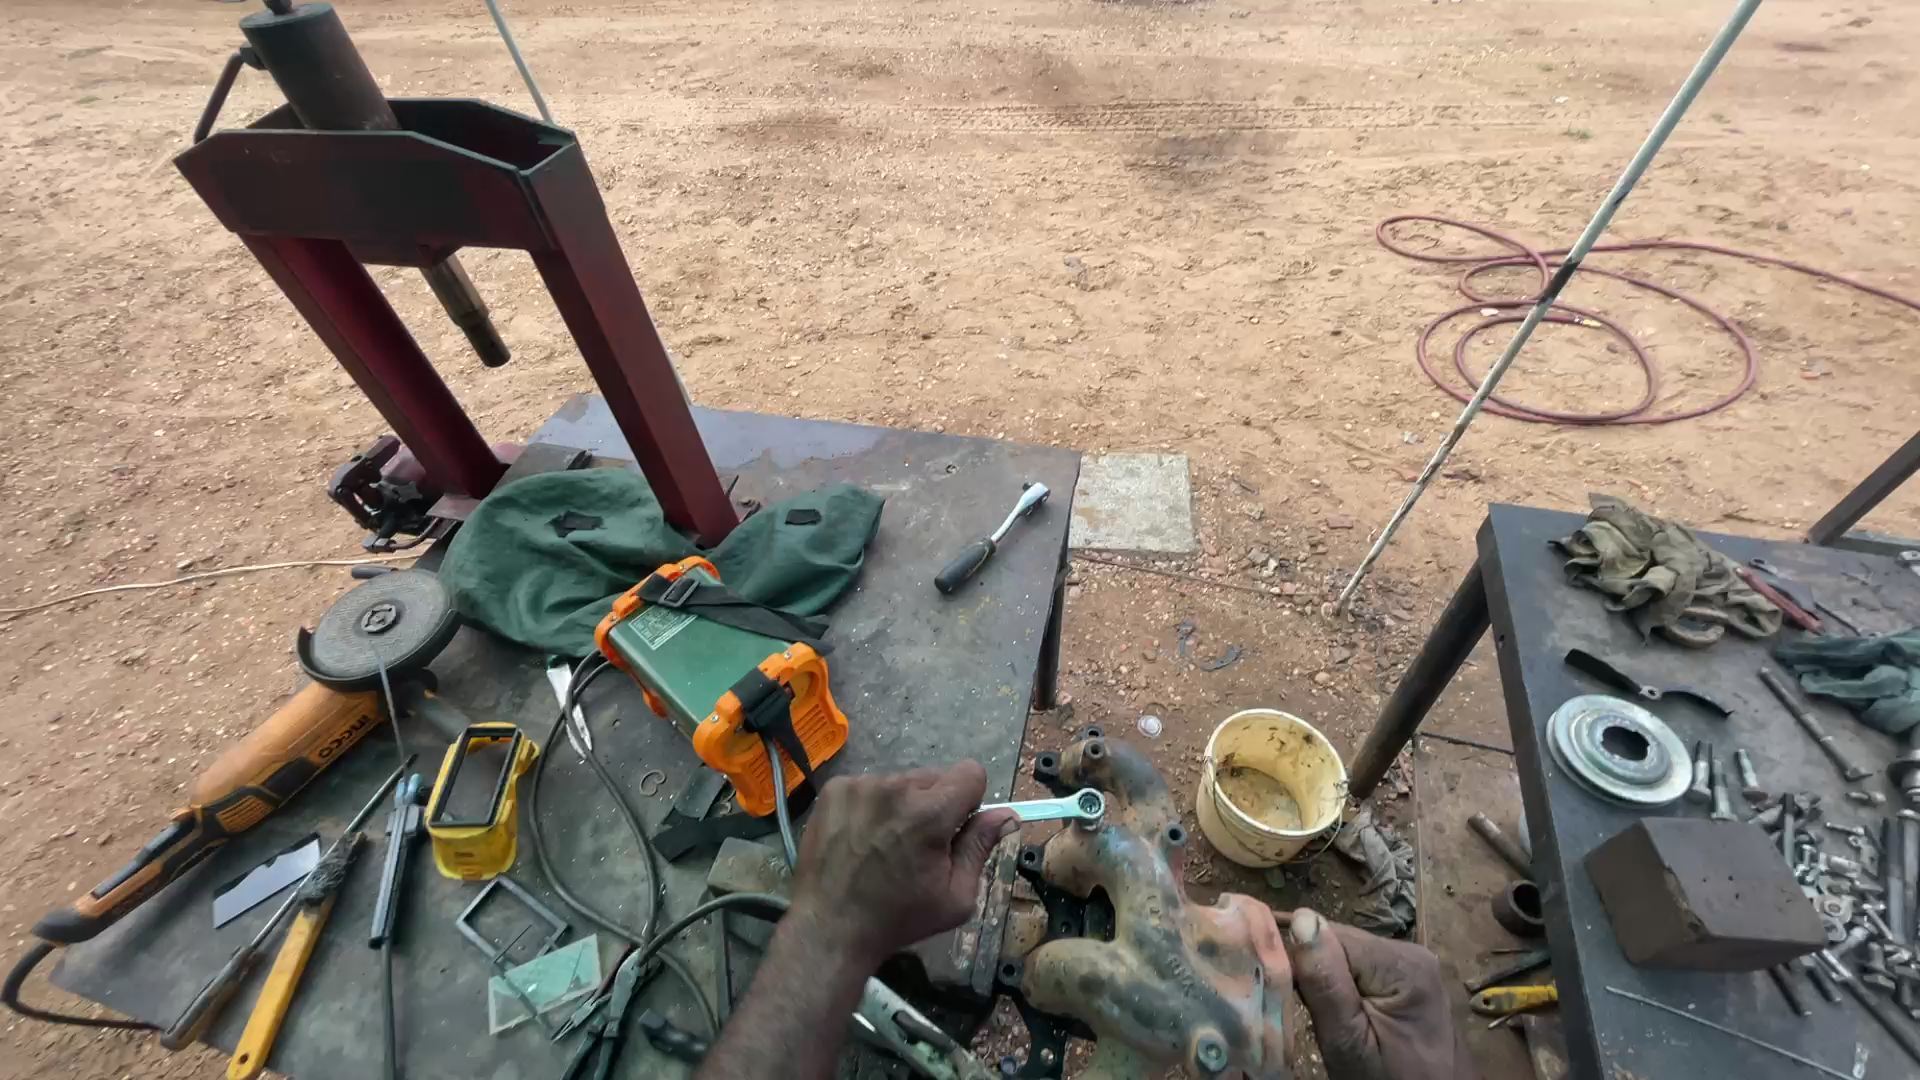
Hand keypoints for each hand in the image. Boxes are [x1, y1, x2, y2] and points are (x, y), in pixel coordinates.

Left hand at [790, 762, 1018, 968]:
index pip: (970, 773)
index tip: (956, 825)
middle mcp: (896, 788)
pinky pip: (870, 784)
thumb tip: (1008, 814)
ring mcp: (862, 785)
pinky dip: (872, 804)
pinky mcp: (836, 788)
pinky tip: (862, 836)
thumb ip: (981, 847)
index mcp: (931, 813)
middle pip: (935, 777)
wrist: (829, 929)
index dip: (969, 799)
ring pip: (901, 781)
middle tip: (917, 843)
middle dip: (935, 803)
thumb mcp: (955, 896)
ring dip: (902, 804)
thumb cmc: (898, 918)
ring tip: (885, 843)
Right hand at [1284, 909, 1476, 1079]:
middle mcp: (1412, 950)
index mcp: (1403, 964)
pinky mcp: (1410, 977)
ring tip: (1342, 1023)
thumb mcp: (1350, 1046)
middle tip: (1326, 1020)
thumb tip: (1301, 918)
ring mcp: (1413, 963)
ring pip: (1344, 953)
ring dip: (1331, 982)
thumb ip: (1326, 982)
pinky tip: (1357, 1018)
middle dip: (1320, 974)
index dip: (1307, 966)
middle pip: (1337, 941)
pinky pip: (1359, 966)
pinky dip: (1347, 988)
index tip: (1309, 1005)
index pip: (1327, 935)